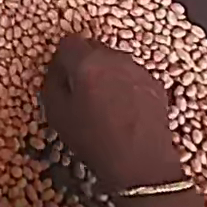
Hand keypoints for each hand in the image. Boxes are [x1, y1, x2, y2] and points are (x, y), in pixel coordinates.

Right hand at [41, 37, 184, 192]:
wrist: (141, 163)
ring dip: (105, 74)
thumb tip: (57, 72)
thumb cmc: (94, 139)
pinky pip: (131, 75)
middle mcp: (114, 58)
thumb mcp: (57, 114)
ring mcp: (138, 70)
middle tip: (79, 91)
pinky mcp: (154, 84)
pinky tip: (122, 110)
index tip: (61, 78)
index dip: (61, 59)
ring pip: (113, 61)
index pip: (68, 42)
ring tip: (103, 104)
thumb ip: (52, 84)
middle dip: (83, 63)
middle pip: (92, 48)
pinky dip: (124, 85)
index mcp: (87, 61)